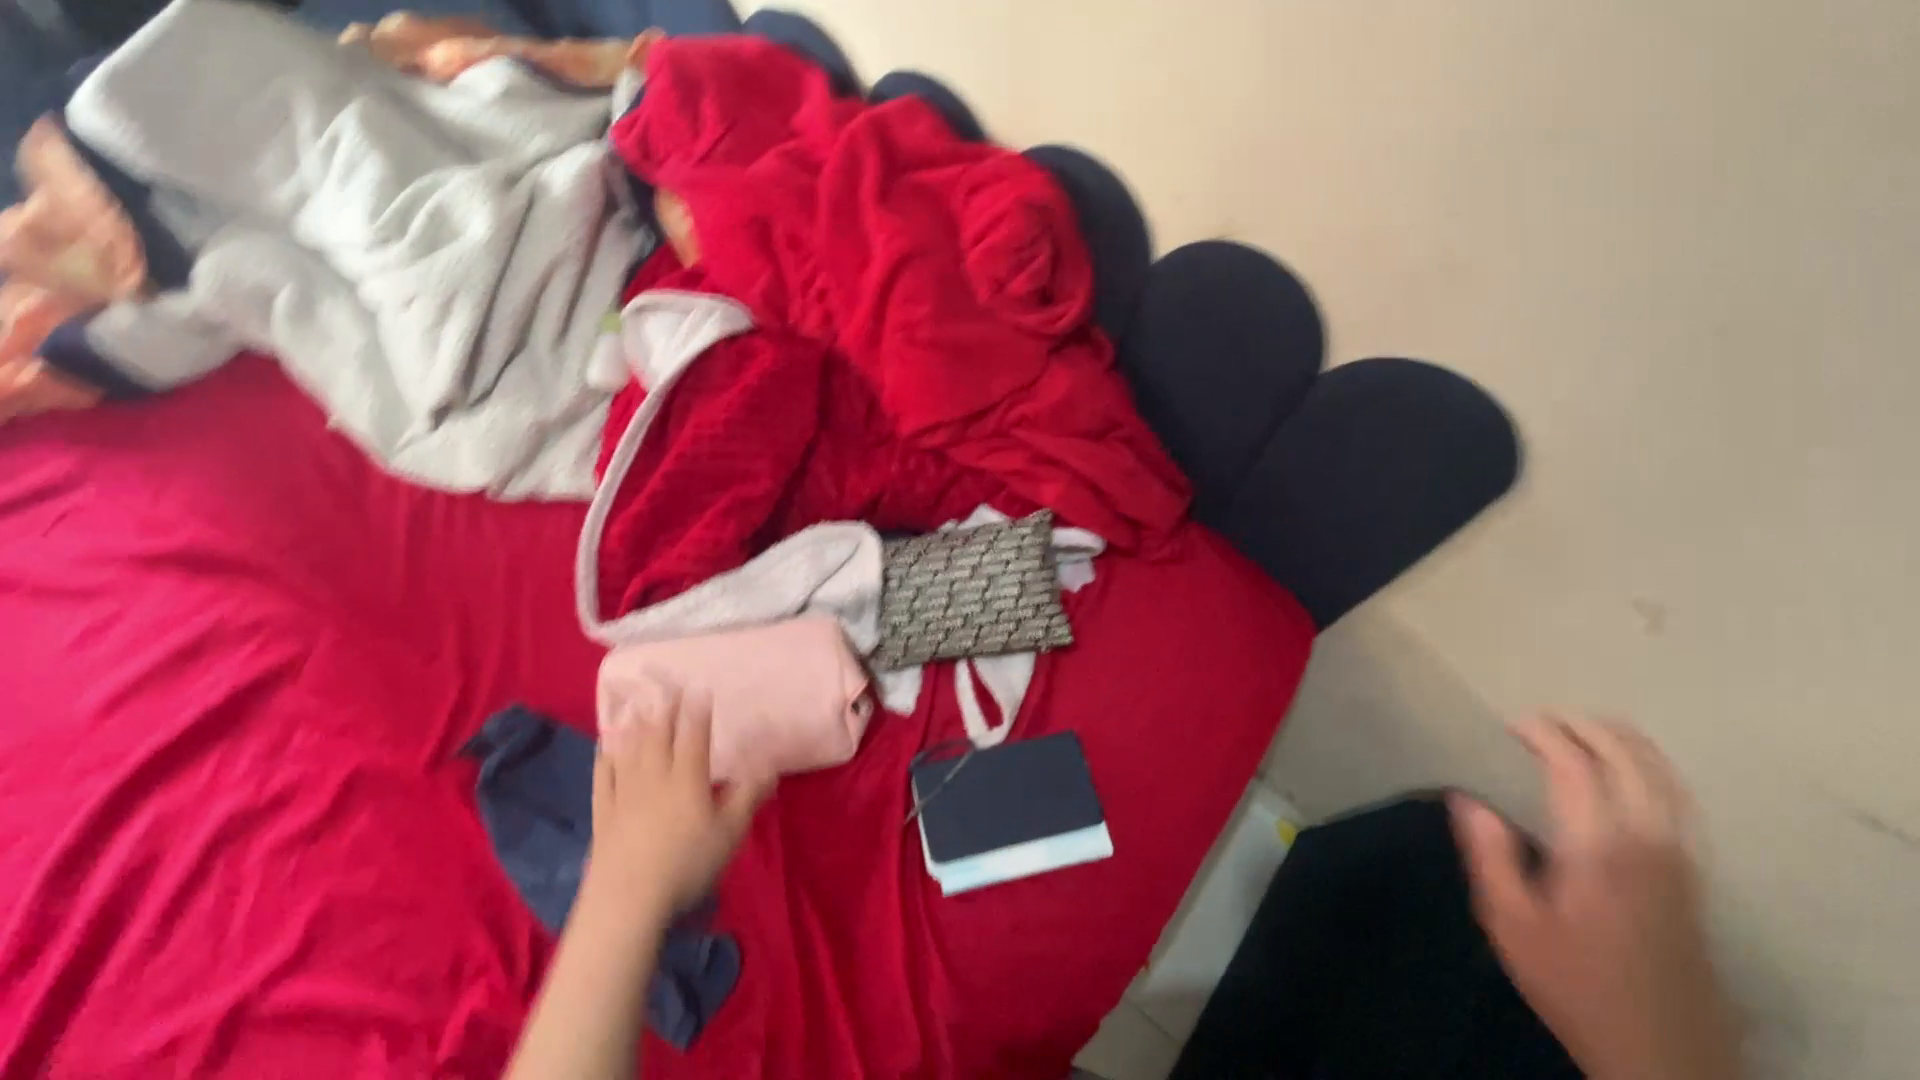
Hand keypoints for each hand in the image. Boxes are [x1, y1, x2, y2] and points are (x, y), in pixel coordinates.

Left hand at [587, 685, 772, 918]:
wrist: (627, 898)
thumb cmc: (686, 864)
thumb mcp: (729, 833)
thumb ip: (747, 795)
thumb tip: (768, 764)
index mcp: (687, 778)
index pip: (694, 735)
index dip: (697, 711)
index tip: (700, 688)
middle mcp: (655, 775)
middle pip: (659, 734)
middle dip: (665, 707)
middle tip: (666, 685)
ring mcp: (624, 792)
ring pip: (630, 748)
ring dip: (635, 723)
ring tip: (638, 703)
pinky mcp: (603, 811)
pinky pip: (603, 774)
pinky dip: (605, 755)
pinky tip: (605, 745)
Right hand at [1451, 716, 1741, 1079]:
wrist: (1661, 1047)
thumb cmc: (1573, 981)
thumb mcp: (1511, 923)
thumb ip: (1490, 855)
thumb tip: (1465, 798)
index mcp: (1598, 847)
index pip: (1575, 766)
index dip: (1543, 733)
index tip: (1510, 723)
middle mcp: (1647, 839)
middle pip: (1627, 757)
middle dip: (1584, 727)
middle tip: (1541, 719)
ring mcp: (1680, 855)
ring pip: (1663, 773)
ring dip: (1623, 741)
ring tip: (1584, 729)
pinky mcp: (1695, 872)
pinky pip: (1679, 797)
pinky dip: (1653, 767)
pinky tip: (1632, 770)